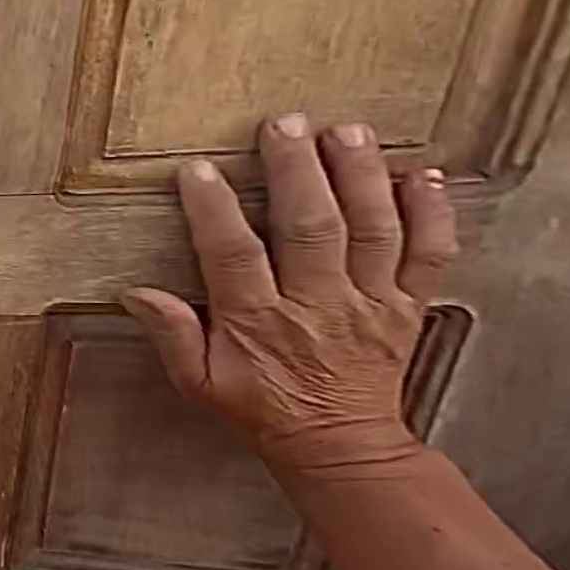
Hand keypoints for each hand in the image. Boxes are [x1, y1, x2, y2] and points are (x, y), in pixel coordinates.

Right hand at [122, 114, 458, 472]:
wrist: (340, 444)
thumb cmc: (257, 409)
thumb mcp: (196, 382)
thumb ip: (173, 335)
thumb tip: (137, 293)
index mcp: (258, 321)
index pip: (233, 253)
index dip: (215, 209)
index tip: (200, 170)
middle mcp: (317, 304)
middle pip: (310, 226)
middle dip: (296, 171)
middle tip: (283, 125)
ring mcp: (369, 302)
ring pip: (371, 229)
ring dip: (359, 176)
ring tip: (345, 131)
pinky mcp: (406, 305)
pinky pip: (430, 254)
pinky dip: (432, 211)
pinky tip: (421, 174)